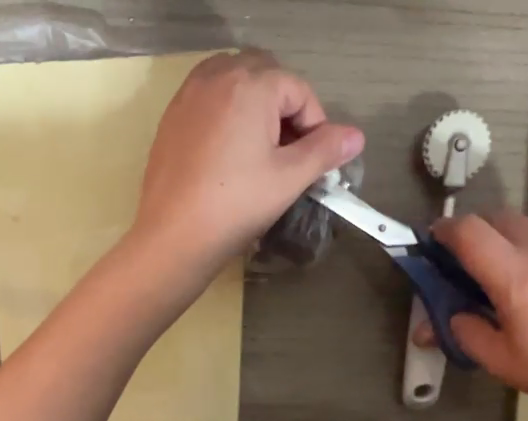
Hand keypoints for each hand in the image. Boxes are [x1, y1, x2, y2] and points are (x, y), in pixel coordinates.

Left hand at [134, 51, 363, 270]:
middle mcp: (216, 77)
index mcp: (251, 84)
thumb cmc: (234, 207)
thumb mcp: (288, 179)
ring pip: (233, 81)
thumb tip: (356, 136)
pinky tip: (227, 156)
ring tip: (258, 151)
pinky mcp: (171, 118)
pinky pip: (208, 100)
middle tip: (287, 152)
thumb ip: (324, 151)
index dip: (314, 124)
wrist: (172, 238)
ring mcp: (188, 95)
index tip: (313, 161)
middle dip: (283, 106)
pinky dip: (225, 114)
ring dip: (254, 104)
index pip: (299, 90)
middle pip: (265, 74)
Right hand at [417, 212, 527, 420]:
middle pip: (502, 218)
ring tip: (526, 291)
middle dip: (479, 232)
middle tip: (471, 261)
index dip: (445, 230)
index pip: (469, 232)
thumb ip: (467, 332)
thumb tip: (454, 316)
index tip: (435, 240)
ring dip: (518, 251)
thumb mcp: (501, 363)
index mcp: (517, 277)